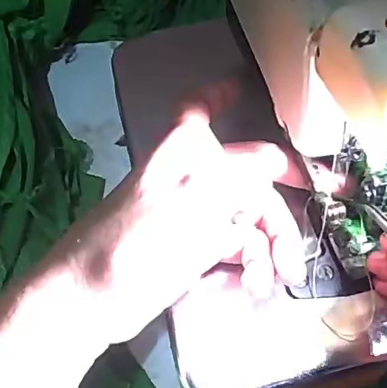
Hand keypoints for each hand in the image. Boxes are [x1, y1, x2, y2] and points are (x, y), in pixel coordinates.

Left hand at [46, 106, 317, 346]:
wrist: (87, 303)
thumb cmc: (133, 247)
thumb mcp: (191, 206)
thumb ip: (237, 177)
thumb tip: (273, 158)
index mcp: (185, 155)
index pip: (204, 108)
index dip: (226, 93)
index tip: (249, 84)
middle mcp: (191, 181)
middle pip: (251, 185)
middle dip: (278, 218)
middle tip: (299, 249)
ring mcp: (192, 219)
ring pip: (247, 224)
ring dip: (265, 253)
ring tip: (266, 283)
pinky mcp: (190, 252)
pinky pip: (232, 253)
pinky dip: (246, 270)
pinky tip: (249, 288)